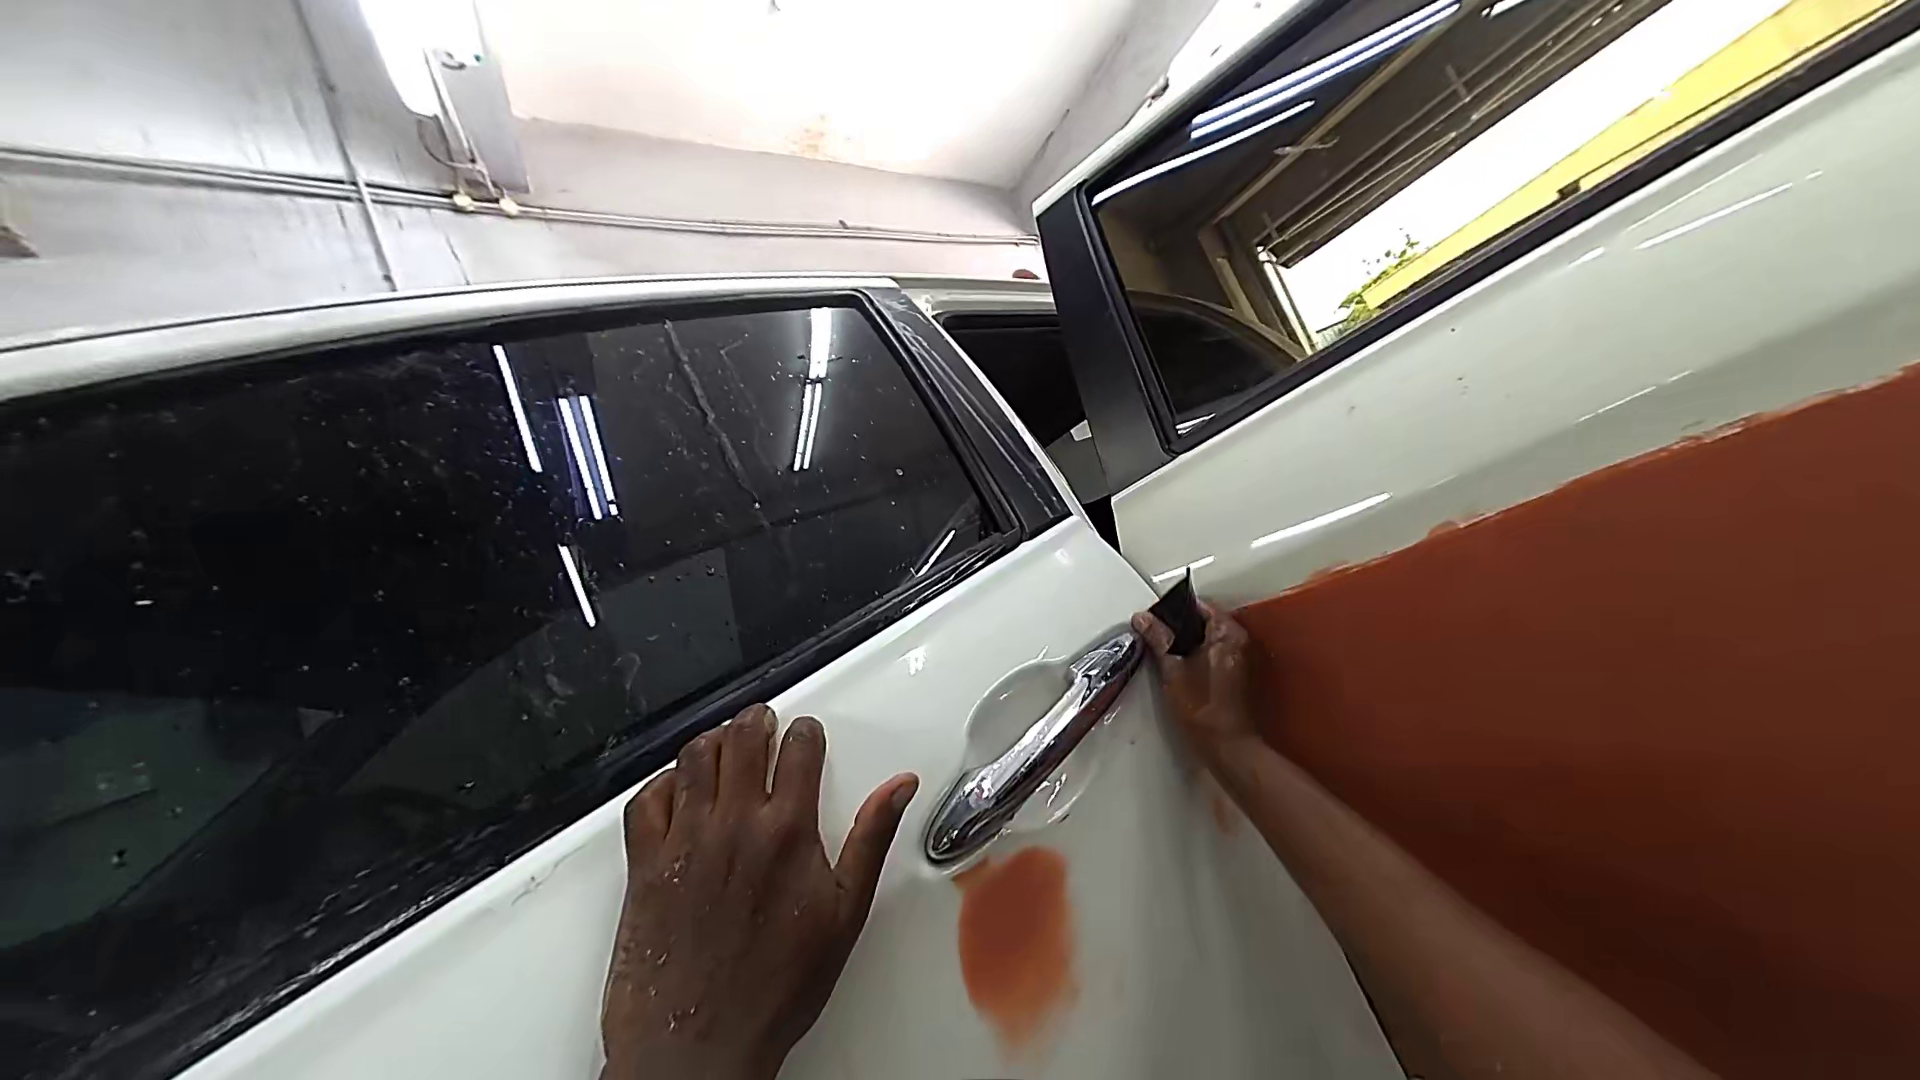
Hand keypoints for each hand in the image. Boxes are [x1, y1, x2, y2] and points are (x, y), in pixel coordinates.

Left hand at [601, 705, 918, 1079]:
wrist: (698, 1048)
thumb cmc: (776, 985)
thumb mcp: (846, 911)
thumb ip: (872, 837)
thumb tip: (899, 788)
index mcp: (786, 831)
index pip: (798, 748)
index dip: (806, 731)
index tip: (807, 735)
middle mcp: (734, 824)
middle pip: (743, 738)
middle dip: (757, 721)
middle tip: (763, 723)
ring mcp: (685, 841)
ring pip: (694, 758)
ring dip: (713, 740)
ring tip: (725, 743)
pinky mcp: (645, 865)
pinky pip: (645, 801)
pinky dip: (661, 783)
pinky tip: (677, 787)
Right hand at [1132, 601, 1259, 762]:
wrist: (1226, 746)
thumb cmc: (1204, 712)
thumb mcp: (1172, 670)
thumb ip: (1158, 639)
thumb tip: (1144, 619)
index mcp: (1227, 634)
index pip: (1199, 605)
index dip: (1174, 610)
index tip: (1155, 617)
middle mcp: (1239, 642)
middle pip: (1204, 620)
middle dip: (1180, 625)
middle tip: (1157, 634)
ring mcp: (1240, 658)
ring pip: (1208, 637)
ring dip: (1189, 640)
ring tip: (1167, 652)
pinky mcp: (1237, 673)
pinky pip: (1214, 652)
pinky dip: (1197, 654)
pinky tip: (1182, 668)